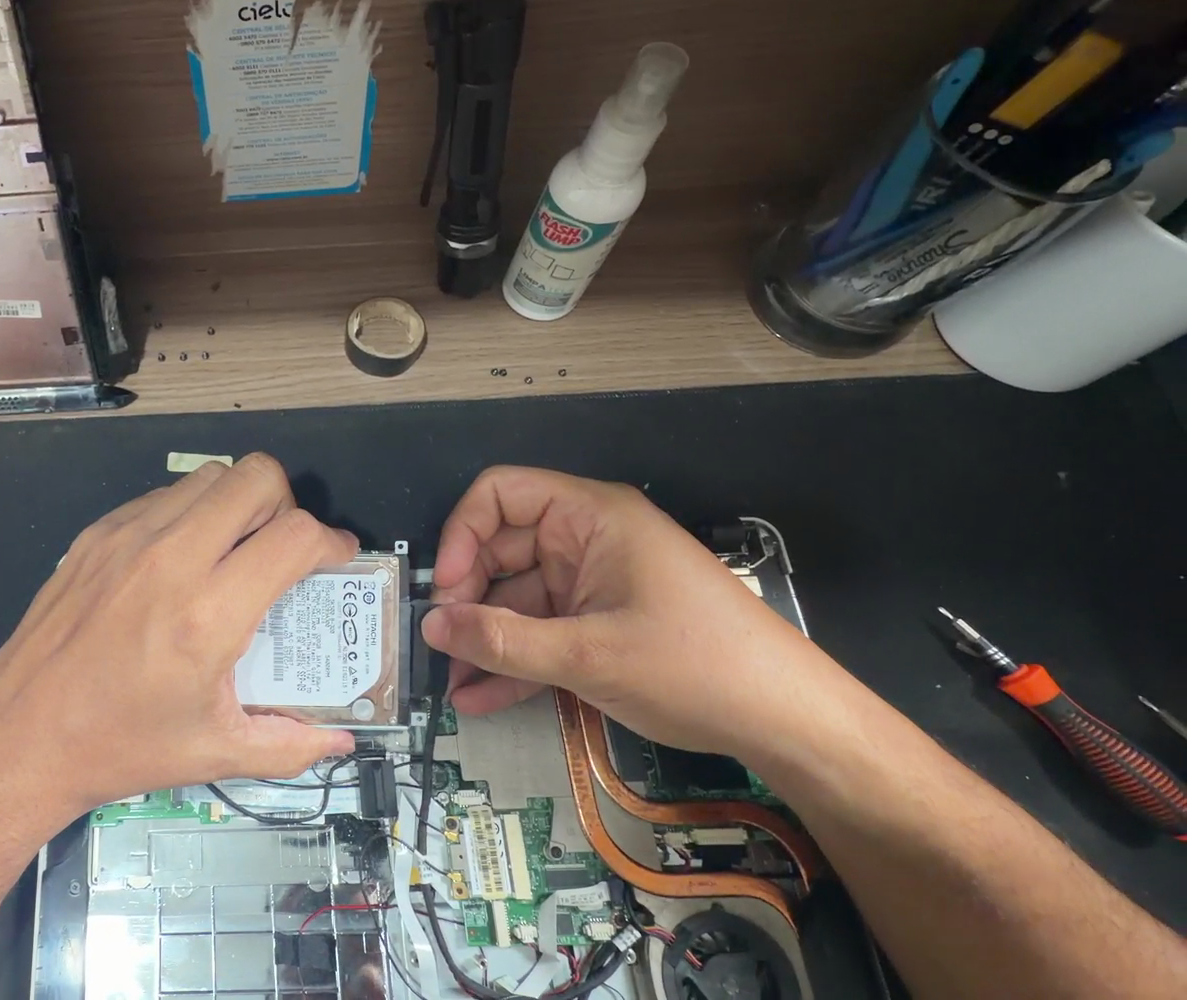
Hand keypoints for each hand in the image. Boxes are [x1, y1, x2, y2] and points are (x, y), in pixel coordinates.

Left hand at [0, 454, 358, 818]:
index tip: (335, 560)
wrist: (19, 736)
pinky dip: (188, 513)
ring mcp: (127, 537)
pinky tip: (181, 560)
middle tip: (283, 548)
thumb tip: (341, 739)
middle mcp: (170, 559)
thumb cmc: (119, 746)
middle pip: (256, 477)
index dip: (331, 543)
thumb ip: (291, 743)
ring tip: (234, 550)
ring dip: (236, 503)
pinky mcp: (96, 533)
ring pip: (209, 475)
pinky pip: (162, 495)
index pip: (295, 536)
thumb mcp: (214, 753)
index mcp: (207, 614)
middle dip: (286, 504)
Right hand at [419, 466, 855, 759]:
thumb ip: (502, 639)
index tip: (447, 590)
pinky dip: (513, 662)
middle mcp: (586, 541)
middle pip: (501, 551)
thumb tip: (431, 625)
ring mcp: (592, 585)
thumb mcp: (589, 655)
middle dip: (467, 600)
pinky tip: (478, 697)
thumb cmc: (694, 666)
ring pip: (516, 600)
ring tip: (450, 683)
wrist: (787, 724)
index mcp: (590, 517)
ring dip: (484, 641)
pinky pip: (541, 634)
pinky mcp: (599, 625)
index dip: (463, 535)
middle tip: (441, 645)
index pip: (501, 495)